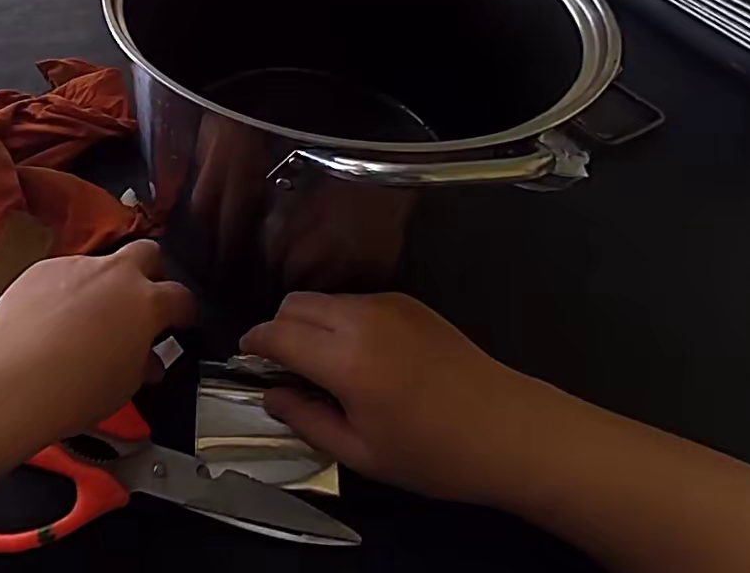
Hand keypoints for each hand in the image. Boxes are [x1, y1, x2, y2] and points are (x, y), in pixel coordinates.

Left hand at [0, 240, 194, 459]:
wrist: (0, 387)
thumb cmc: (64, 392)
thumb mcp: (123, 389)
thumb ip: (143, 364)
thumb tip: (147, 360)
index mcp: (147, 302)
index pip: (181, 297)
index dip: (185, 312)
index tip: (181, 322)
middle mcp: (117, 274)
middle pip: (149, 253)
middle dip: (152, 273)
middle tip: (143, 302)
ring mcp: (78, 267)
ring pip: (103, 264)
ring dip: (105, 285)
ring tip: (87, 322)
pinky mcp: (42, 269)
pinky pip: (65, 272)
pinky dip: (67, 291)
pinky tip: (51, 322)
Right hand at [240, 292, 555, 503]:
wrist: (503, 424)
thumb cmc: (432, 451)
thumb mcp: (361, 452)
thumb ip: (306, 419)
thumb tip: (273, 394)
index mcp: (346, 359)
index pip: (278, 333)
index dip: (254, 342)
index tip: (246, 355)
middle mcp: (361, 318)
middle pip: (296, 303)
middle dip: (278, 328)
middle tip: (283, 365)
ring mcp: (387, 303)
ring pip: (325, 298)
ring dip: (309, 321)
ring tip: (324, 363)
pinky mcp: (406, 299)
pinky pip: (355, 300)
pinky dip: (340, 318)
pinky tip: (360, 353)